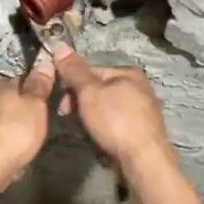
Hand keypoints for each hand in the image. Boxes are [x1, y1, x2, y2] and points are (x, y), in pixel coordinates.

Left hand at [0, 53, 55, 186]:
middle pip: (4, 99)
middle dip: (17, 107)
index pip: (17, 79)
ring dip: (7, 124)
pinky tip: (9, 150)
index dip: (31, 87)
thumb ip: (39, 85)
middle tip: (35, 119)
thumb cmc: (15, 130)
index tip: (42, 98)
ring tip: (24, 136)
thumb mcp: (35, 105)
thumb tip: (44, 60)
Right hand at [50, 44, 173, 170]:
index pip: (90, 70)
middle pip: (99, 89)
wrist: (143, 159)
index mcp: (128, 72)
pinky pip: (116, 123)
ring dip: (91, 118)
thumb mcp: (89, 93)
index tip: (61, 105)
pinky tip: (100, 139)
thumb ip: (74, 70)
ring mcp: (144, 109)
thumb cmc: (115, 121)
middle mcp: (140, 87)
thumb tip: (59, 44)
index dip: (71, 85)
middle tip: (70, 120)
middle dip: (80, 103)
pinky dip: (105, 129)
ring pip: (106, 108)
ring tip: (85, 131)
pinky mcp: (143, 130)